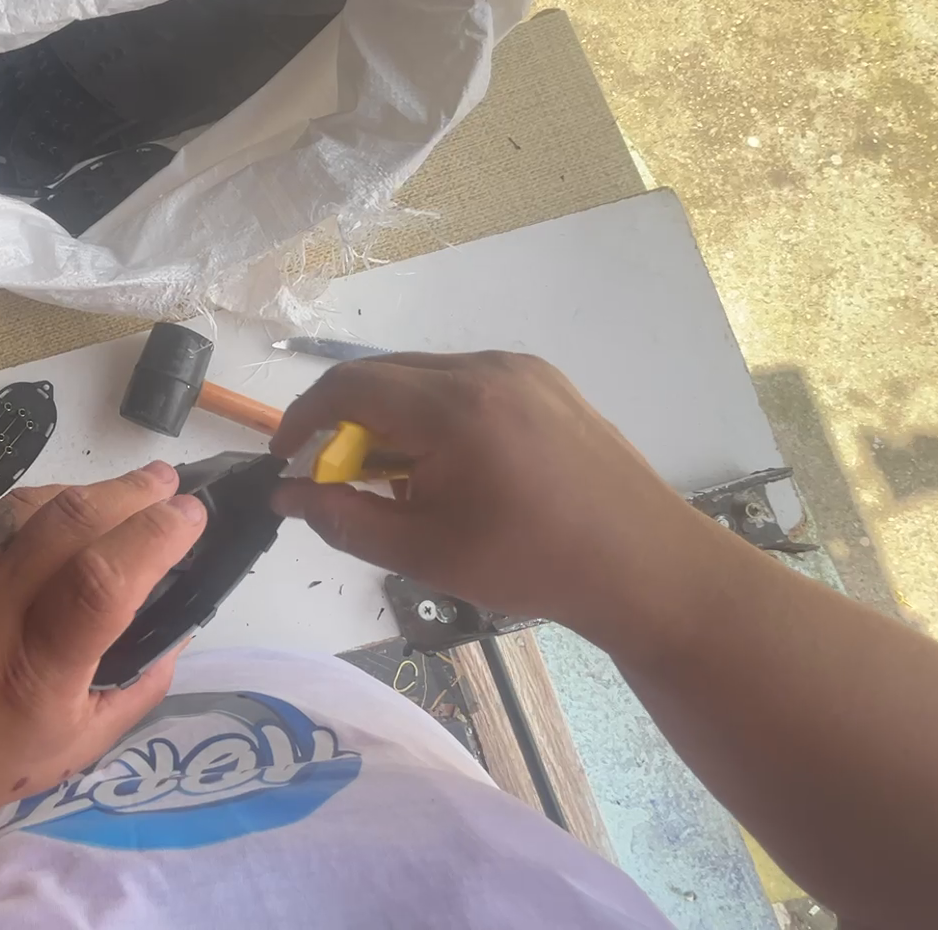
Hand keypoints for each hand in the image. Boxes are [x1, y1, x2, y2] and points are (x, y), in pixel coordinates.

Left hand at [0, 462, 205, 856]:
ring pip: (30, 503)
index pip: (99, 582)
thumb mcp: (83, 744)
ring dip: (88, 491)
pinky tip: (59, 514)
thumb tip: (179, 621)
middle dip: (131, 491)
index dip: (153, 537)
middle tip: (168, 483)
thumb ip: (142, 683)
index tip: (191, 516)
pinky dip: (39, 505)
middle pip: (66, 521)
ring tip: (123, 495)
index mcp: (32, 674)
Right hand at [269, 352, 723, 648]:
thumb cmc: (531, 565)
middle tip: (338, 473)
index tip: (287, 457)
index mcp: (455, 408)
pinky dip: (424, 411)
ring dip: (383, 416)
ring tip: (394, 473)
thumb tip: (285, 494)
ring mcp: (517, 367)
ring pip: (414, 375)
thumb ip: (340, 518)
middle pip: (377, 374)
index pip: (346, 386)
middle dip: (341, 420)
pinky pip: (453, 380)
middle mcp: (484, 368)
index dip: (302, 417)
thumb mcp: (421, 553)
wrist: (652, 570)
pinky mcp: (539, 378)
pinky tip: (441, 459)